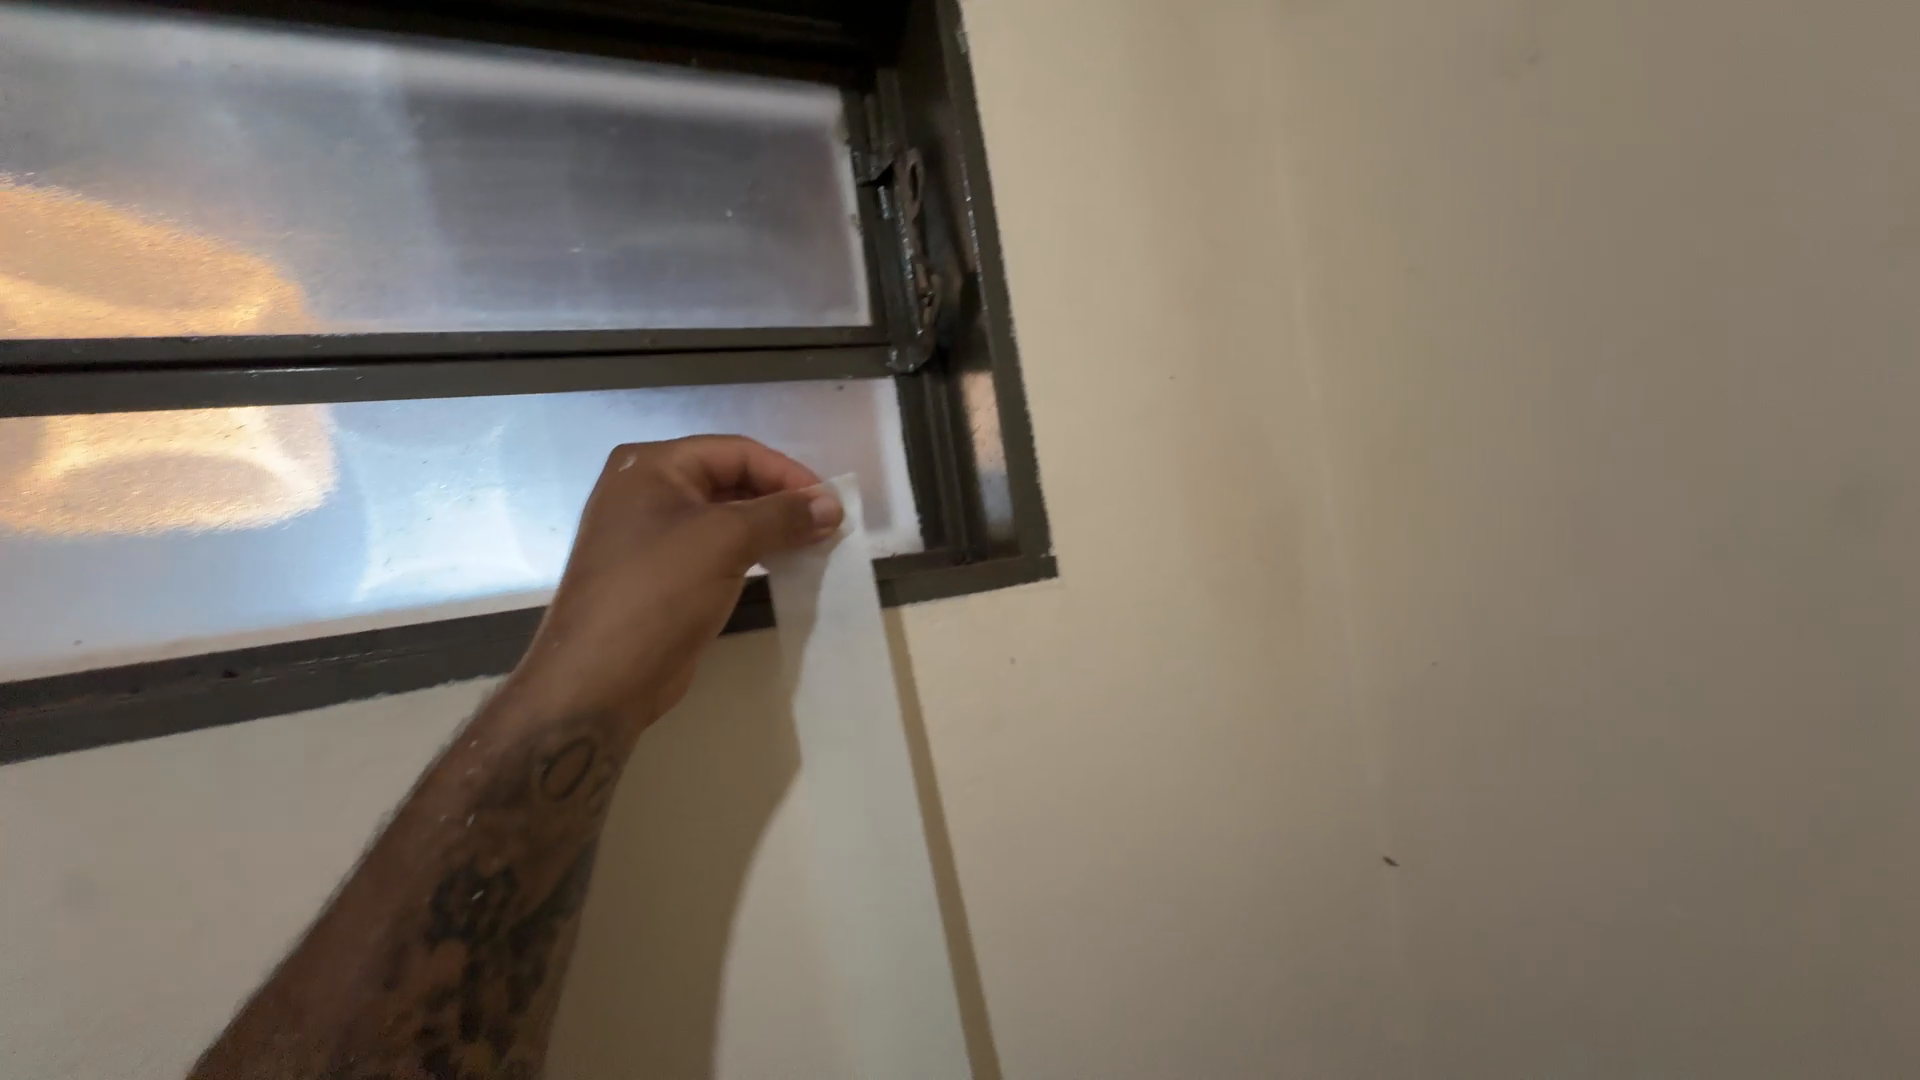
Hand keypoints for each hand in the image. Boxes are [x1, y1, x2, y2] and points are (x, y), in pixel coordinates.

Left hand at [501, 436, 842, 737]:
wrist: (600, 678)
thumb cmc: (658, 592)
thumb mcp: (725, 541)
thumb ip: (783, 515)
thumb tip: (832, 505)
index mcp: (651, 466)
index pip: (736, 452)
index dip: (787, 472)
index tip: (830, 502)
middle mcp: (648, 491)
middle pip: (732, 480)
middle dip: (782, 499)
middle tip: (828, 523)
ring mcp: (653, 534)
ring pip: (728, 516)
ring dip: (772, 526)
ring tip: (815, 543)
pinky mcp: (664, 573)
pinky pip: (718, 547)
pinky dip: (755, 550)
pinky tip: (785, 564)